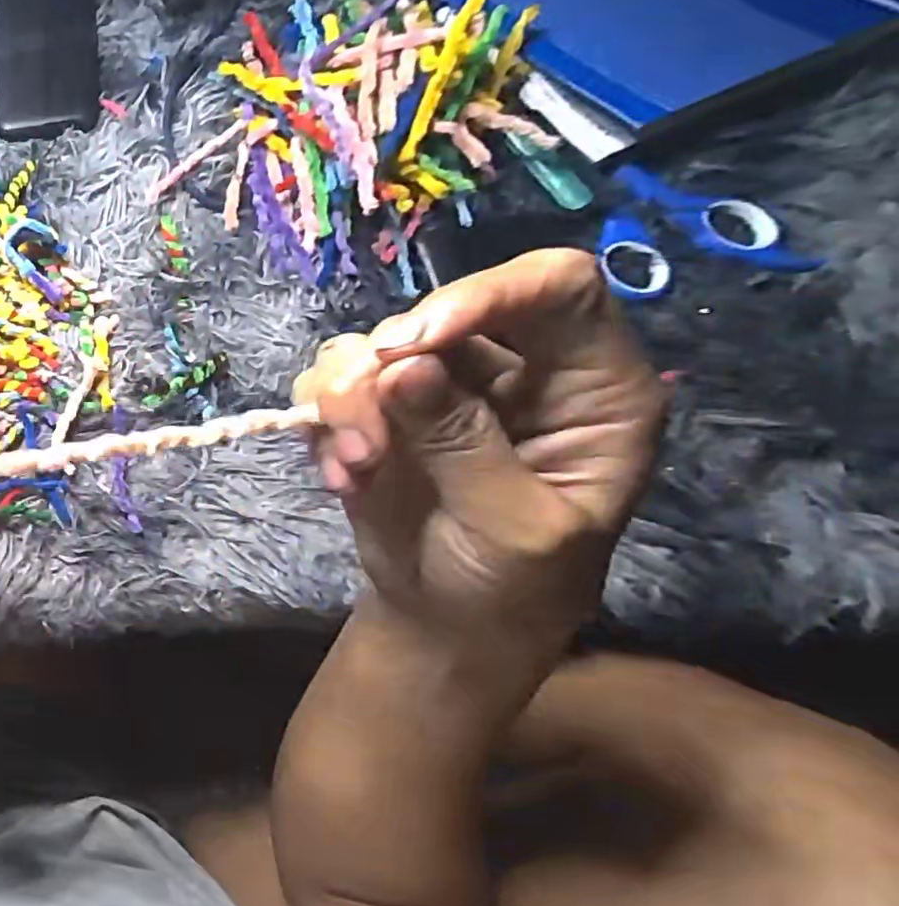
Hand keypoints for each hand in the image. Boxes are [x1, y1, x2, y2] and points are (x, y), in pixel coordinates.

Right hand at [293, 249, 668, 632]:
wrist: (443, 617)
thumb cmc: (512, 584)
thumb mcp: (514, 526)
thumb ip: (464, 445)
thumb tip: (403, 367)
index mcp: (586, 386)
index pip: (554, 288)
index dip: (484, 296)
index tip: (409, 346)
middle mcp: (507, 370)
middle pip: (436, 313)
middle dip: (383, 369)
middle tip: (362, 437)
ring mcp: (432, 387)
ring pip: (368, 346)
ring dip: (342, 402)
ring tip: (354, 465)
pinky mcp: (373, 409)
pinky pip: (328, 383)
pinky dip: (319, 423)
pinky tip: (340, 475)